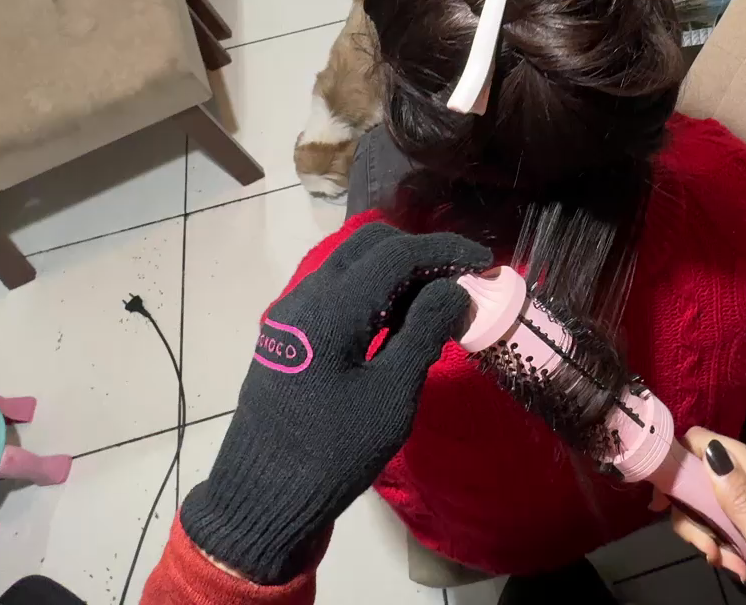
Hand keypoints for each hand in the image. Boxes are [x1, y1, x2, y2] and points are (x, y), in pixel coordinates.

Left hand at [180, 223, 489, 583]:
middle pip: (372, 244)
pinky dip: (377, 289)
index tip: (484, 263)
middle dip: (421, 252)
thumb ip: (426, 331)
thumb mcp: (392, 395)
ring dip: (399, 270)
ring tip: (438, 299)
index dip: (445, 251)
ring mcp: (295, 311)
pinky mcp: (293, 330)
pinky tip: (401, 318)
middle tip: (460, 277)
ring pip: (354, 263)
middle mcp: (307, 295)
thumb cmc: (332, 452)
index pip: (396, 253)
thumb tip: (455, 288)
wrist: (261, 500)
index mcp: (330, 308)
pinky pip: (341, 288)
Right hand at [658, 428, 745, 604]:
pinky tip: (735, 562)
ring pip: (708, 493)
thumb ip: (744, 503)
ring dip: (707, 530)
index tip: (667, 506)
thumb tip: (710, 451)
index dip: (678, 466)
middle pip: (701, 469)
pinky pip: (723, 511)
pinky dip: (720, 537)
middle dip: (693, 511)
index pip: (704, 440)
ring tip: (726, 562)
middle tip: (708, 551)